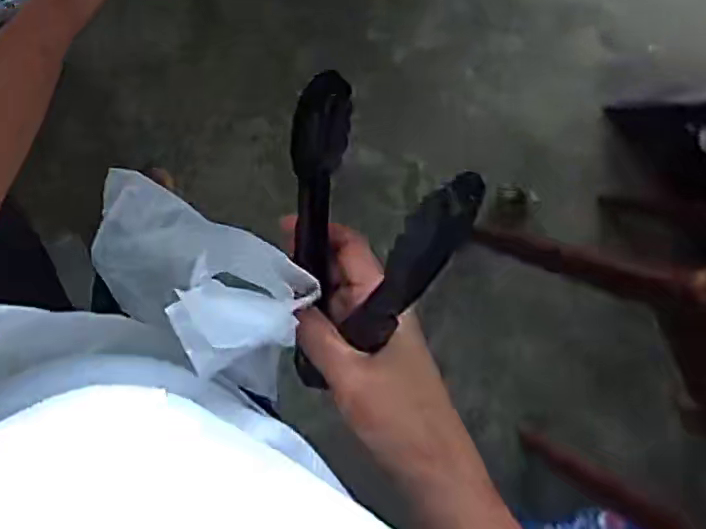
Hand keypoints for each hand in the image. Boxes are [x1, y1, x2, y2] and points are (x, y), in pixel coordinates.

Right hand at [281, 217, 515, 528]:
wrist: (439, 479)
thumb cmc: (399, 419)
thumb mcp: (347, 375)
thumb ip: (313, 332)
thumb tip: (285, 300)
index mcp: (386, 303)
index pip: (352, 248)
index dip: (320, 230)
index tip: (282, 226)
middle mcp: (382, 310)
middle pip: (340, 268)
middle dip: (305, 259)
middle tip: (266, 263)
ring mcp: (376, 333)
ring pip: (334, 296)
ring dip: (306, 291)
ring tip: (269, 290)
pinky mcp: (369, 356)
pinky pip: (335, 323)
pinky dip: (312, 318)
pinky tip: (289, 325)